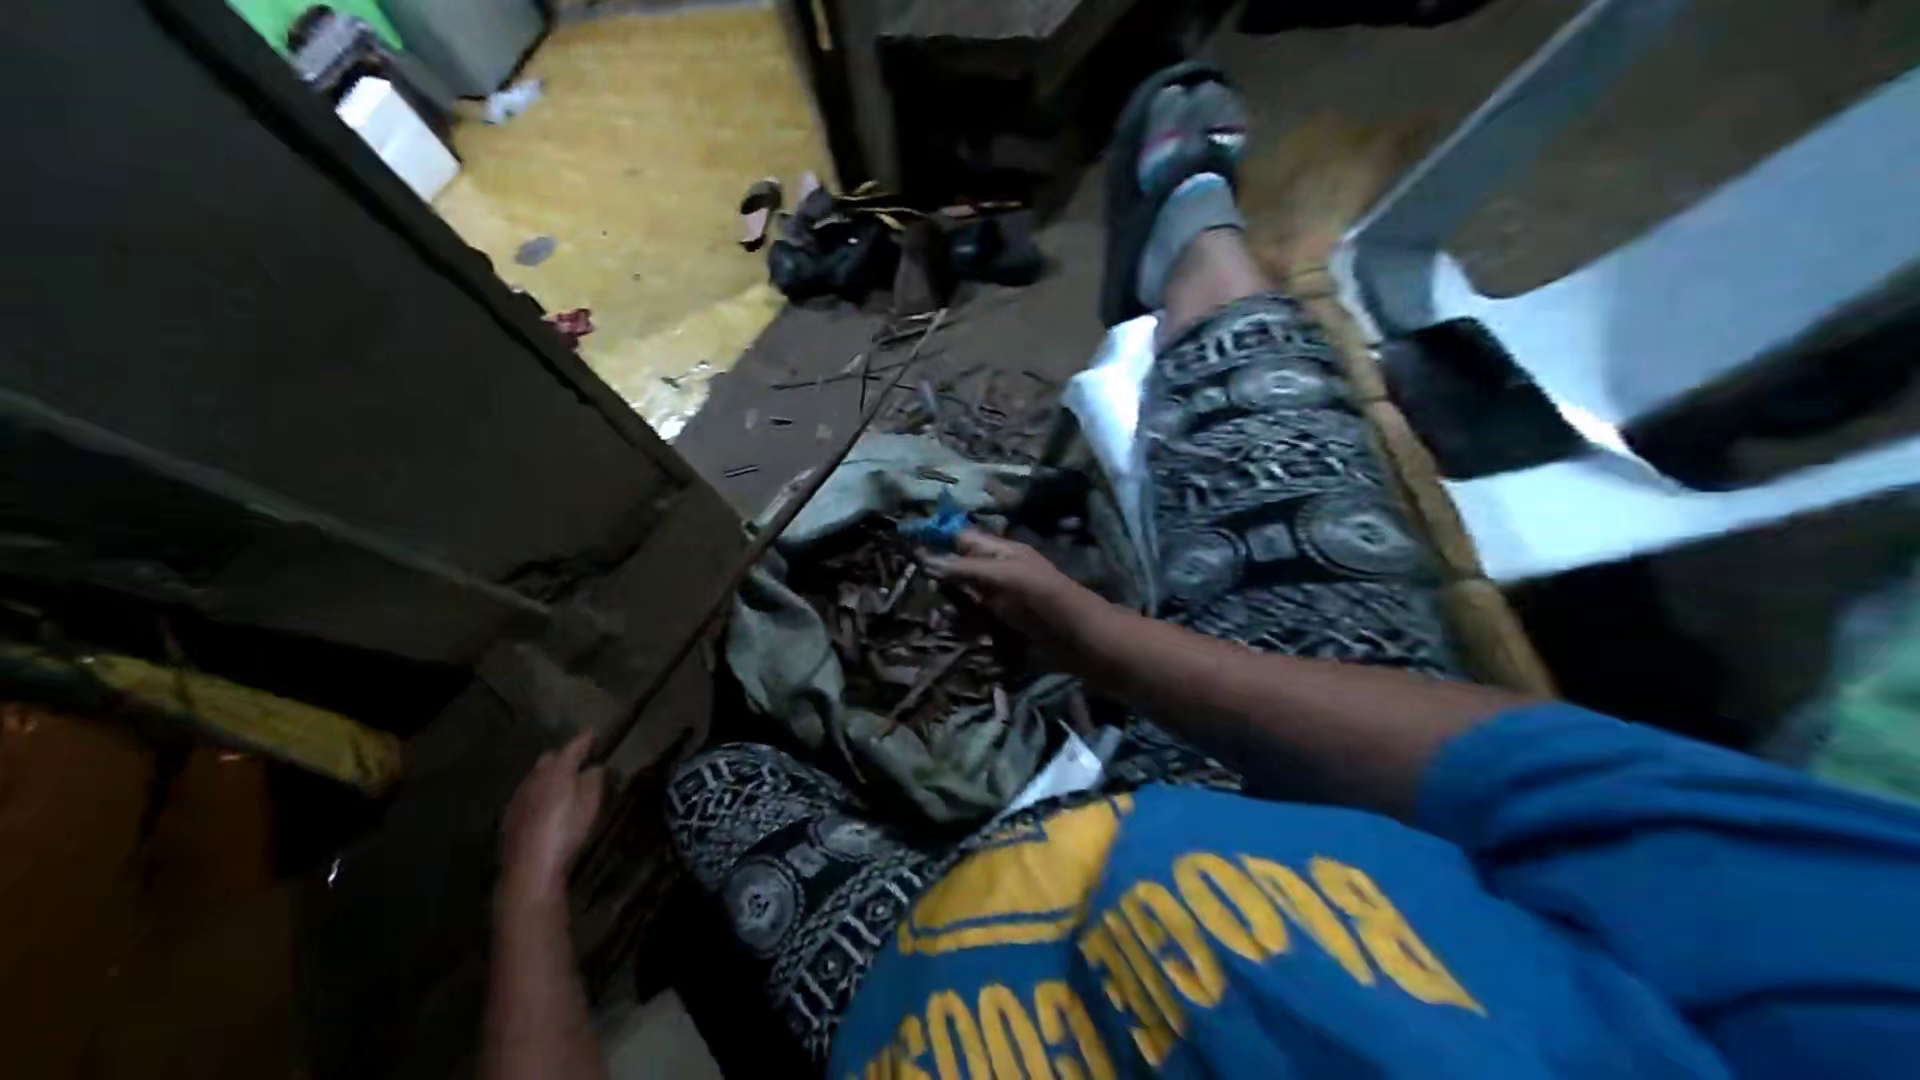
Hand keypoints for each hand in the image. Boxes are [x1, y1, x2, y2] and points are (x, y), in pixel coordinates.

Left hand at [500, 731, 605, 907]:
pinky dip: (539, 791)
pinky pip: (527, 792)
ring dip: (549, 774)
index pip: (572, 747)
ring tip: (563, 782)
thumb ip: (594, 780)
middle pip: (549, 758)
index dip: (584, 739)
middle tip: (579, 761)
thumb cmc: (566, 830)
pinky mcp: (511, 814)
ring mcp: (519, 795)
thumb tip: (594, 768)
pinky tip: (546, 804)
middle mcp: (535, 777)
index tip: (593, 733)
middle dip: (564, 756)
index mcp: (557, 770)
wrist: (529, 866)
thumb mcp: (591, 804)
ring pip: (535, 775)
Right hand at [925, 529, 1108, 660]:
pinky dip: (963, 629)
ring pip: (960, 600)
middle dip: (937, 580)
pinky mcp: (999, 629)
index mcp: (1000, 552)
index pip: (960, 538)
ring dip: (948, 609)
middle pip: (956, 571)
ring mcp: (997, 603)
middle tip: (914, 590)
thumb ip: (965, 568)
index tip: (904, 542)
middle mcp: (996, 574)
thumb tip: (924, 558)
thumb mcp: (1005, 576)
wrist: (1080, 642)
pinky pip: (971, 625)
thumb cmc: (1046, 598)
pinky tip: (958, 634)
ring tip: (933, 618)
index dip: (936, 537)